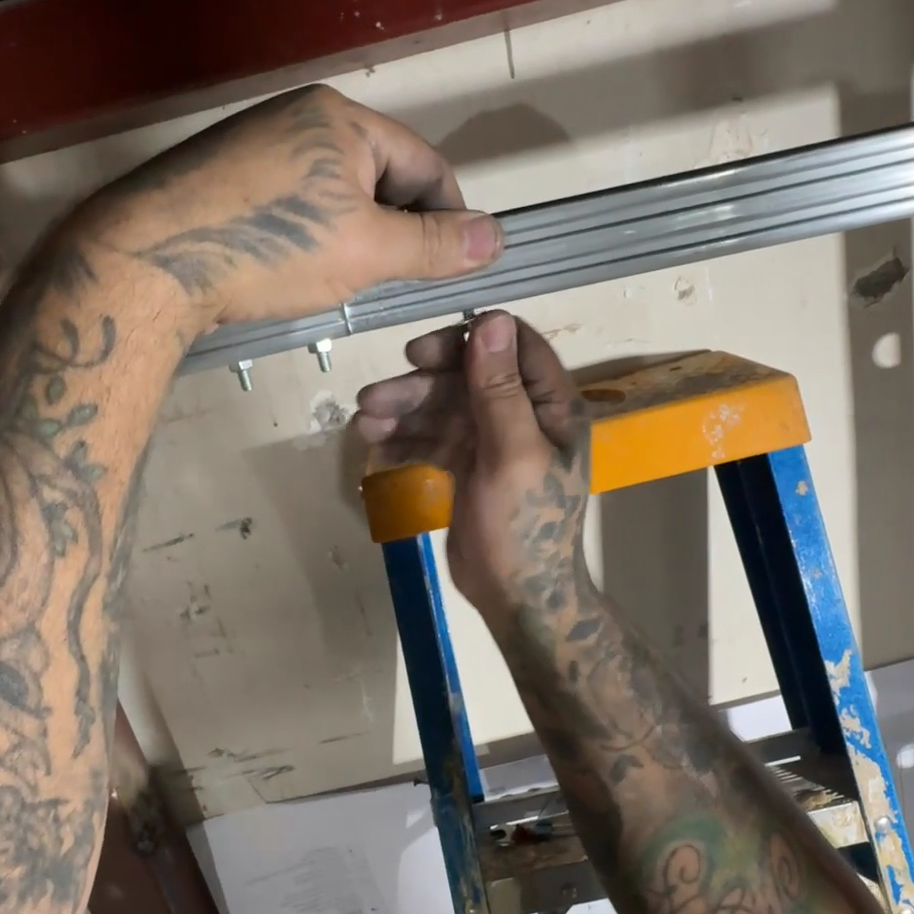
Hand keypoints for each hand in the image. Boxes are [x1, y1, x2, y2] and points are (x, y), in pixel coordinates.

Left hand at [85, 85, 501, 326]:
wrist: (152, 262)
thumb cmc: (270, 248)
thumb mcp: (367, 251)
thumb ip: (434, 245)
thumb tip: (496, 236)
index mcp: (343, 120)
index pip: (426, 165)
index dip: (450, 217)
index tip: (455, 265)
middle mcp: (301, 118)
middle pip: (382, 176)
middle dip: (399, 230)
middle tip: (397, 281)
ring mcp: (260, 145)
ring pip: (338, 195)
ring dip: (359, 238)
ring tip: (347, 282)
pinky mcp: (229, 177)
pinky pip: (296, 204)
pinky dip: (315, 237)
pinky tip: (301, 271)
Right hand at [354, 311, 590, 618]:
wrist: (516, 596)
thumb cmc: (525, 526)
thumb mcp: (514, 454)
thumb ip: (500, 390)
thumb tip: (489, 318)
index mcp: (550, 404)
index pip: (510, 346)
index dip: (463, 341)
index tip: (417, 354)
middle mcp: (523, 414)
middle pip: (465, 378)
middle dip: (418, 386)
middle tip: (371, 399)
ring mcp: (493, 440)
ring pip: (443, 409)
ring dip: (403, 414)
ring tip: (363, 426)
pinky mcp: (468, 465)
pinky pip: (433, 440)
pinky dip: (405, 442)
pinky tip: (375, 452)